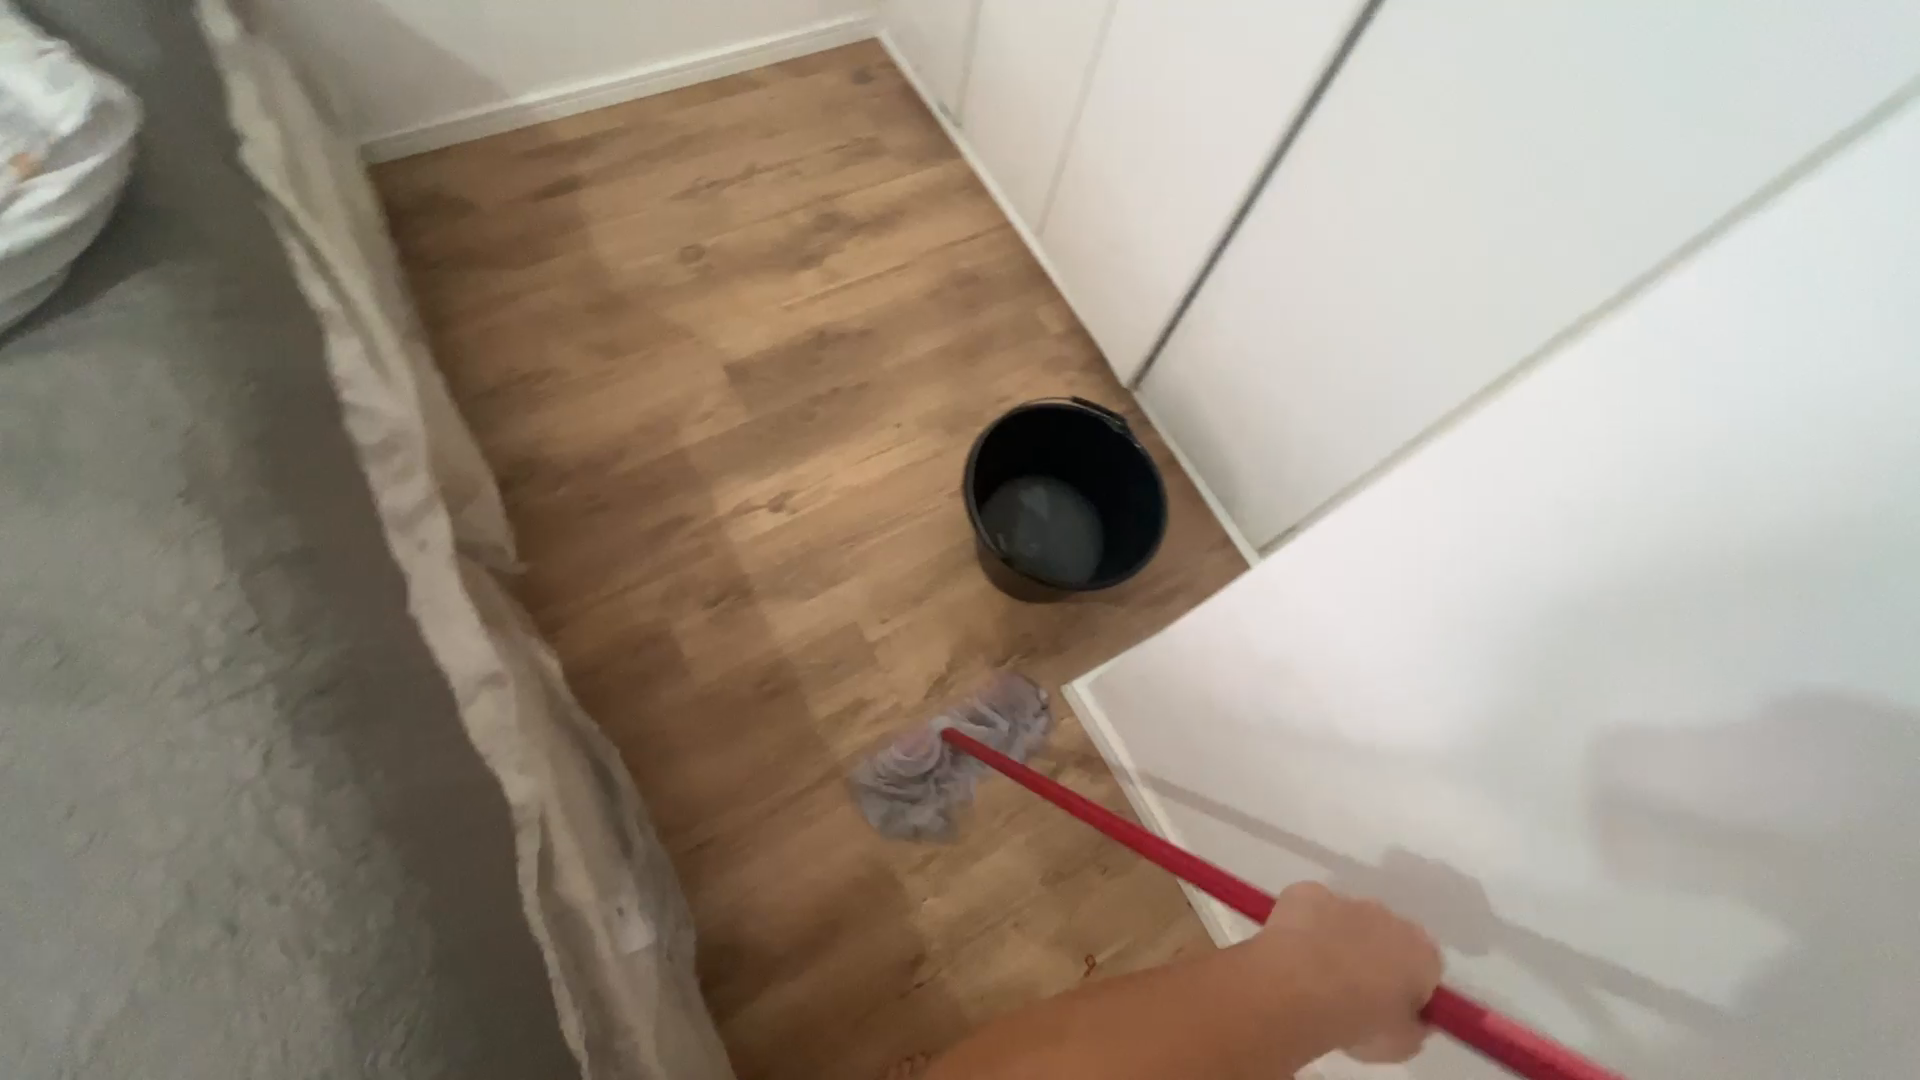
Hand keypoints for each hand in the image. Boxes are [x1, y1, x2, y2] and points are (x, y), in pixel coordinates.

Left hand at [1255, 882, 1442, 1063]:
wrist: (1300, 987)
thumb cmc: (1360, 1019)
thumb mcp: (1402, 1043)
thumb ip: (1413, 1024)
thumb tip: (1409, 1016)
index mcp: (1421, 952)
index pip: (1425, 966)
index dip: (1409, 985)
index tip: (1391, 1005)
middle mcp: (1386, 915)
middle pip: (1385, 934)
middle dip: (1372, 955)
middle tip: (1352, 988)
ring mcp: (1343, 899)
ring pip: (1346, 918)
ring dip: (1337, 937)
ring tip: (1316, 972)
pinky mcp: (1305, 891)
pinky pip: (1310, 906)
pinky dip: (1304, 922)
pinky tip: (1294, 947)